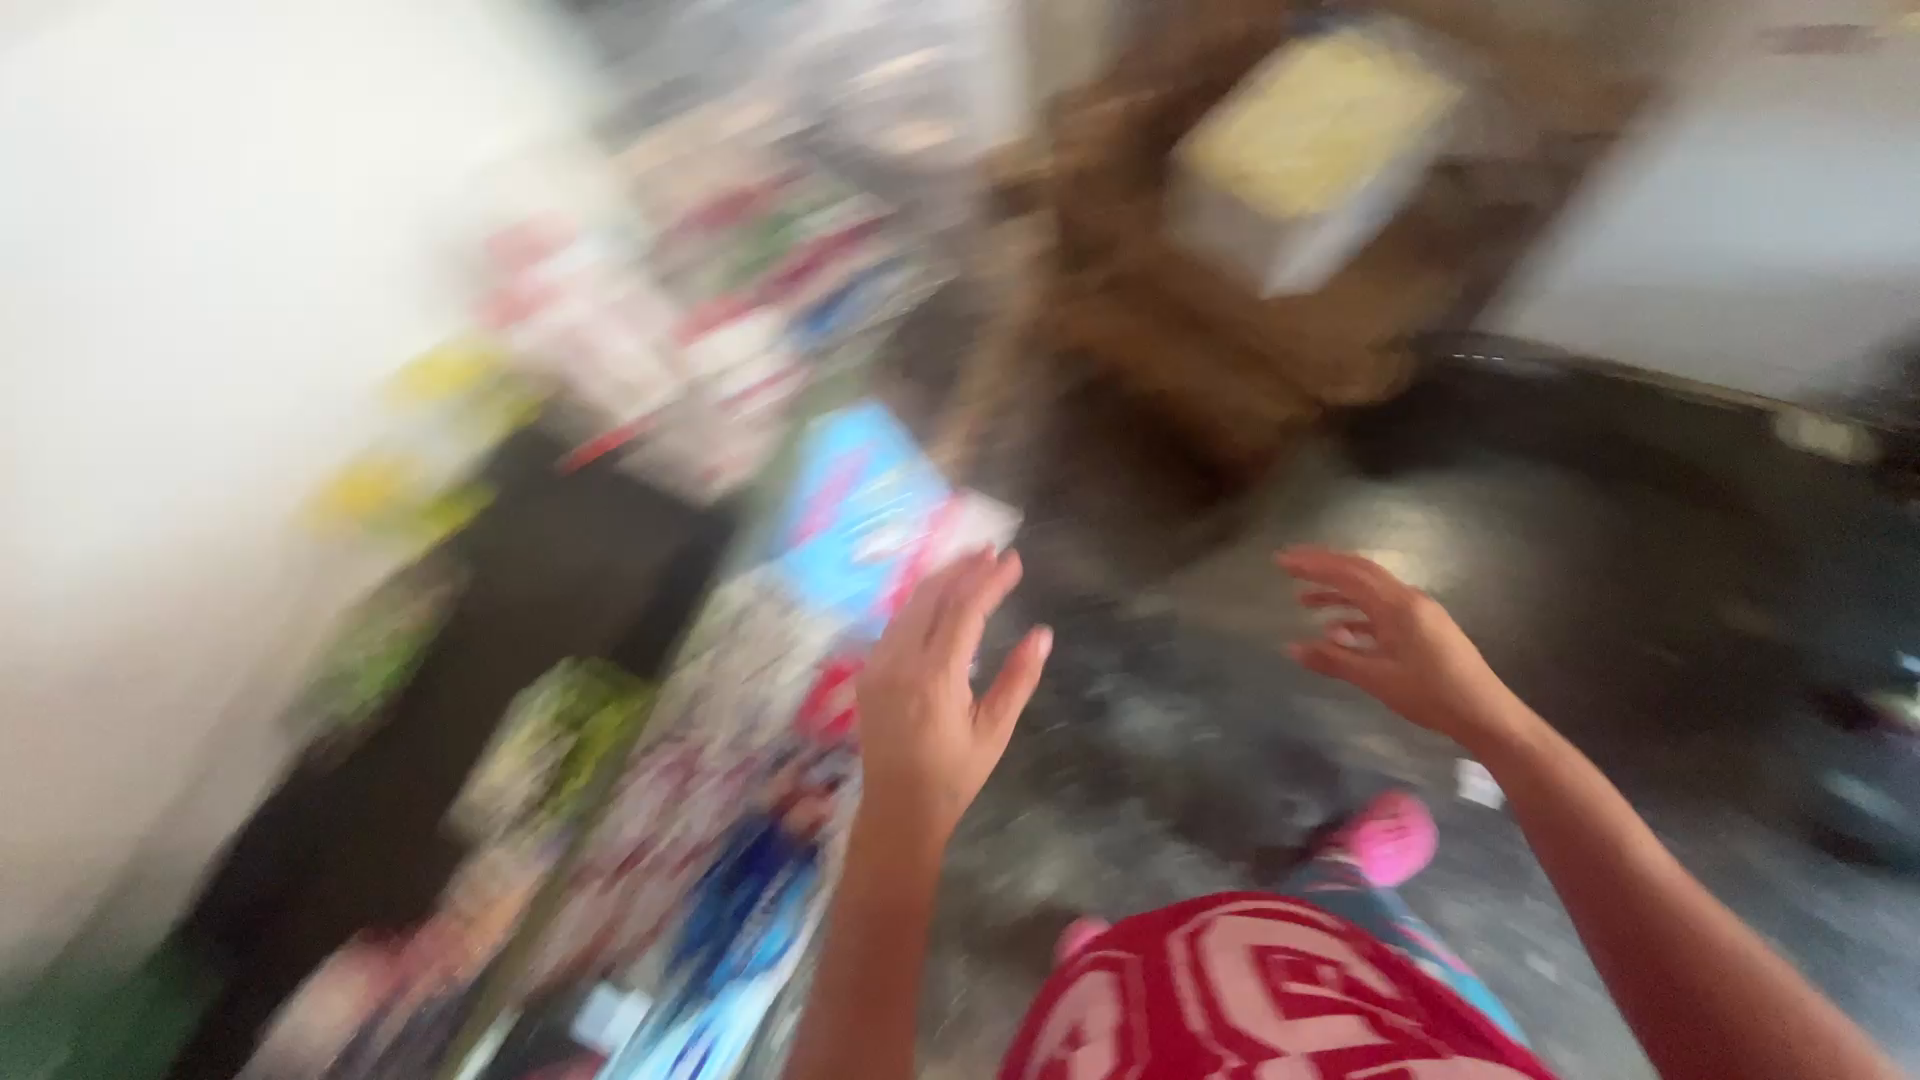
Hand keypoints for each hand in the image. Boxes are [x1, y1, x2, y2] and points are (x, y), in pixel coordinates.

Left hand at [855, 547, 1052, 844]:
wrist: (897, 810)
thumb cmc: (954, 775)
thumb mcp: (995, 731)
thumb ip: (1018, 678)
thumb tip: (1043, 633)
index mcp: (935, 677)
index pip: (965, 610)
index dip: (990, 580)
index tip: (1013, 560)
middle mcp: (900, 661)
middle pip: (932, 596)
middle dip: (963, 568)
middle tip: (992, 551)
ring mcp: (878, 664)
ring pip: (910, 605)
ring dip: (941, 581)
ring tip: (971, 564)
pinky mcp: (868, 672)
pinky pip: (897, 624)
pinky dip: (921, 603)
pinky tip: (940, 598)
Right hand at [1277, 546, 1522, 749]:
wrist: (1486, 715)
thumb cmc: (1431, 694)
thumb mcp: (1376, 678)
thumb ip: (1332, 660)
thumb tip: (1290, 648)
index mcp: (1398, 606)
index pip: (1348, 573)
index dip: (1313, 564)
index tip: (1282, 560)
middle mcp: (1409, 600)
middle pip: (1359, 572)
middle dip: (1322, 567)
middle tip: (1289, 565)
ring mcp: (1419, 613)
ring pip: (1370, 591)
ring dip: (1337, 592)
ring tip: (1304, 602)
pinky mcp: (1423, 628)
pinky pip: (1381, 610)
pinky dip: (1355, 614)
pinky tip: (1337, 631)